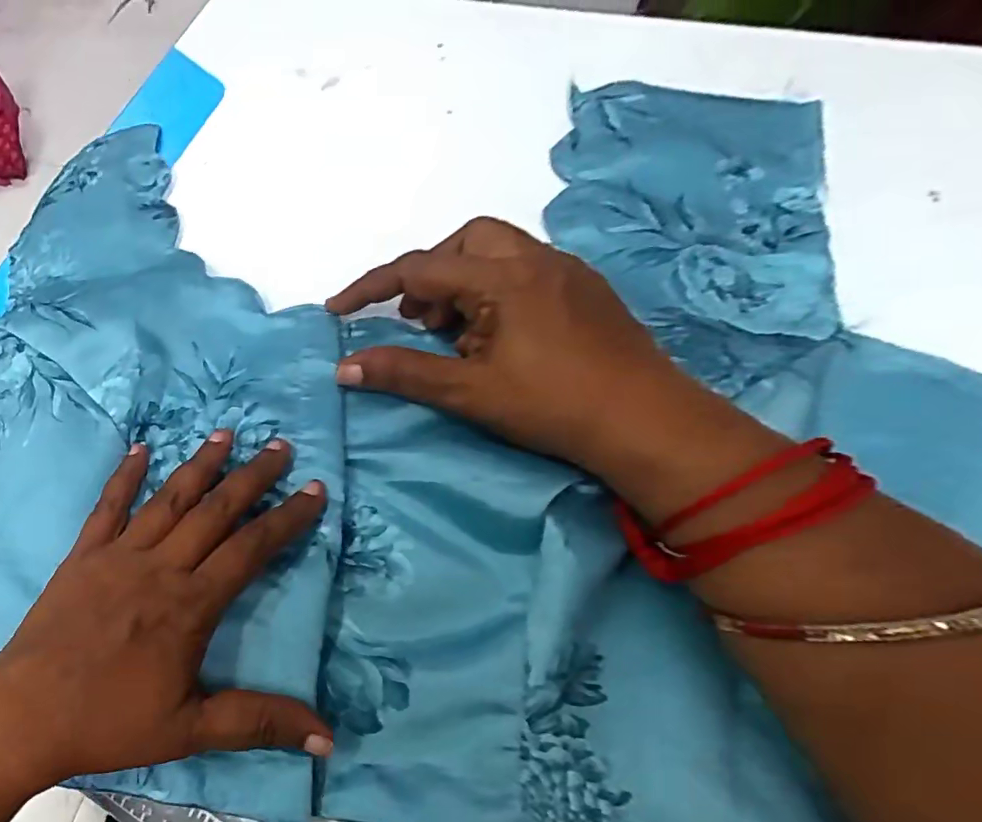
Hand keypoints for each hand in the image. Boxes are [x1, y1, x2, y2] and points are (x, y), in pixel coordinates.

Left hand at [0, 432, 332, 791]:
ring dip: (199, 465)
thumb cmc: (109, 722)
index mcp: (190, 605)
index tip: (314, 490)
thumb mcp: (191, 730)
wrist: (25, 714)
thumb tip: (328, 740)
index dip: (286, 518)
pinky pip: (107, 507)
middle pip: (214, 512)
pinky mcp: (82, 557)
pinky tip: (139, 448)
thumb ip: (259, 723)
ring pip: (168, 500)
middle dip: (252, 477)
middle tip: (280, 447)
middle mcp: (158, 568)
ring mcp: (116, 556)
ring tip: (225, 434)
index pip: (250, 549)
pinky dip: (124, 476)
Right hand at [326, 217, 703, 469]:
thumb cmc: (550, 404)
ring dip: (461, 284)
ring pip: (498, 255)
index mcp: (504, 277)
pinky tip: (494, 339)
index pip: (421, 267)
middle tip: (415, 320)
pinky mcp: (585, 292)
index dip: (372, 288)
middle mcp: (537, 260)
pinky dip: (493, 294)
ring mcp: (567, 272)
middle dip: (428, 274)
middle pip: (466, 242)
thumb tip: (346, 368)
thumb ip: (404, 373)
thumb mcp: (468, 392)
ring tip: (453, 336)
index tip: (338, 310)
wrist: (643, 420)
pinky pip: (525, 274)